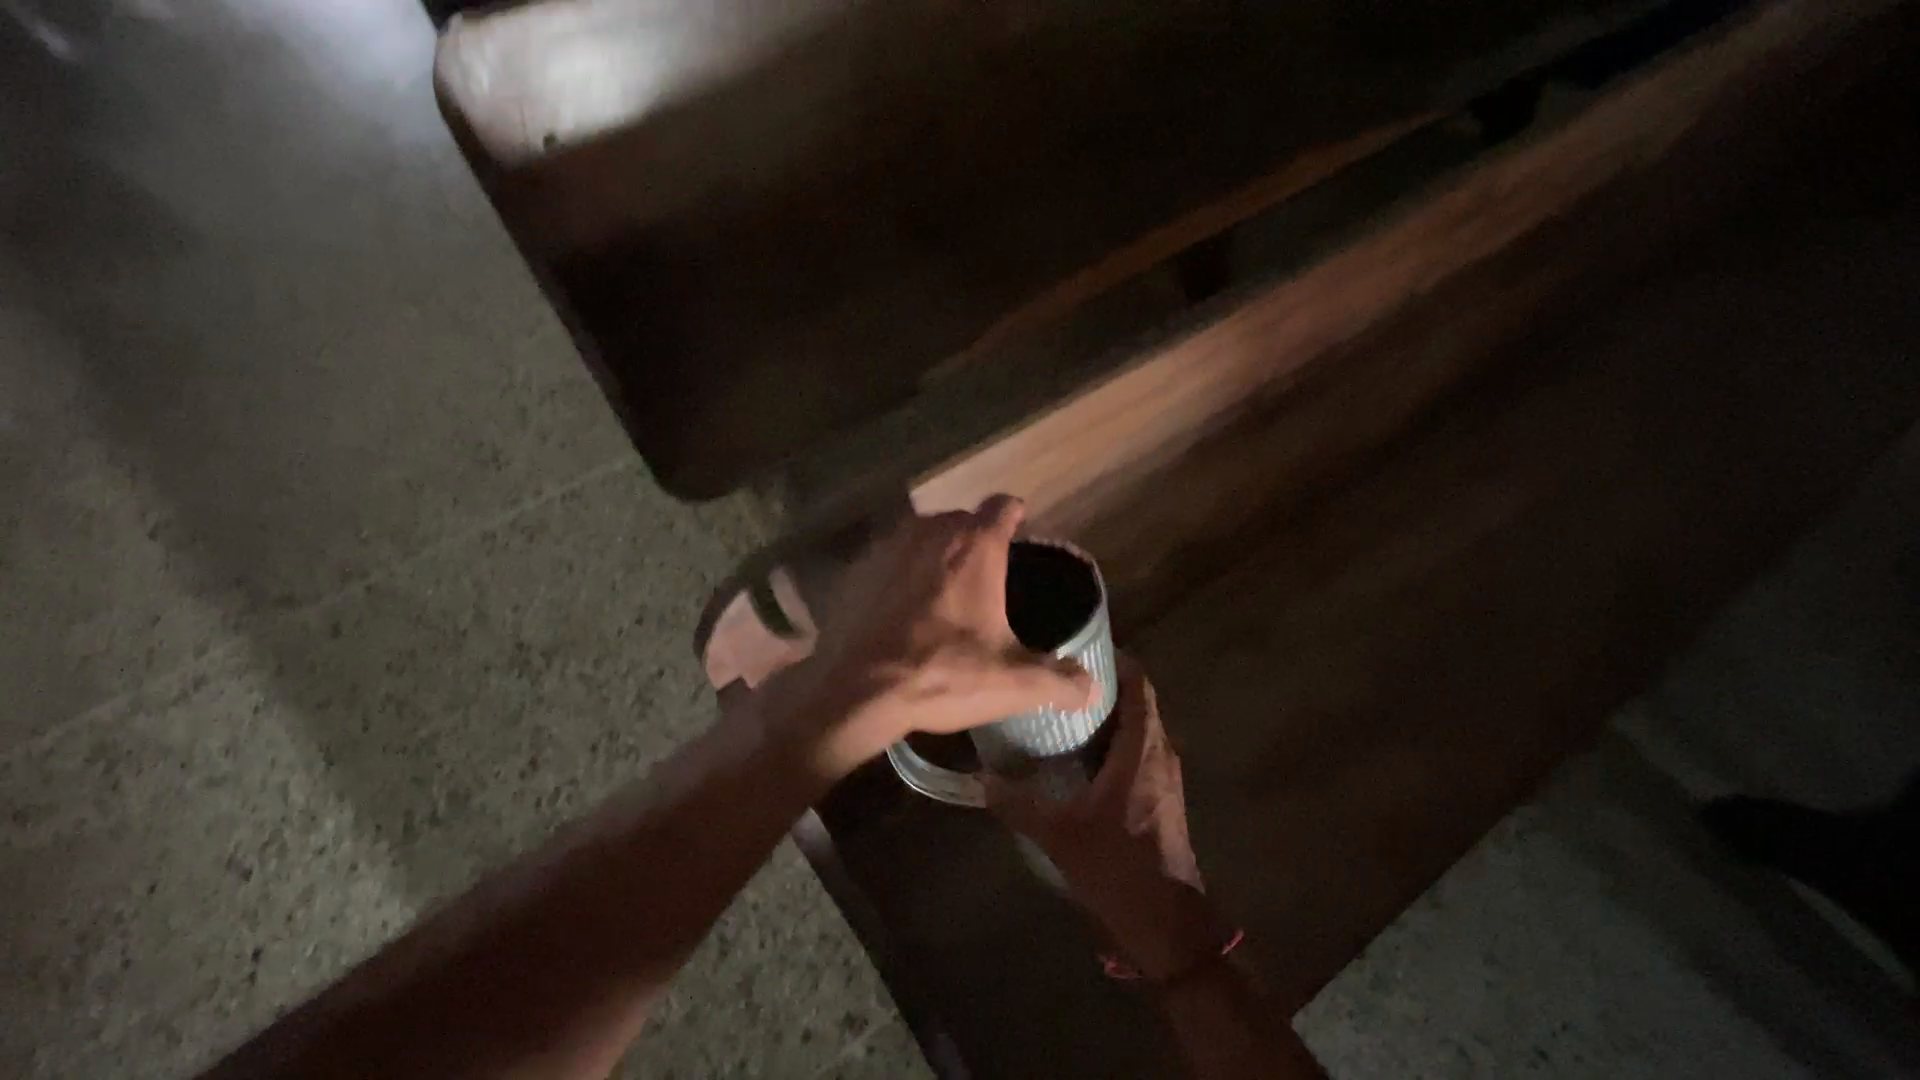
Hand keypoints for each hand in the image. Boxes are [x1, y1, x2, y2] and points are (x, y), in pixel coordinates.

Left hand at [769, 495, 1094, 779]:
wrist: (856, 689)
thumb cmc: (941, 674)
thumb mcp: (1011, 683)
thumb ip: (1058, 682)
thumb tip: (1092, 689)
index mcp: (975, 547)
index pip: (1002, 506)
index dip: (1015, 515)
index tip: (1022, 530)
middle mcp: (932, 532)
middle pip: (962, 519)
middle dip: (976, 537)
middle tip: (987, 573)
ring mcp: (888, 546)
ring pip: (922, 534)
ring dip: (936, 551)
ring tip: (945, 587)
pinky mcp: (857, 569)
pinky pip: (889, 558)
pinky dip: (900, 572)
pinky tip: (902, 606)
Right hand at [986, 659, 1224, 978]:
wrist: (1167, 922)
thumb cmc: (1118, 867)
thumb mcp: (1059, 834)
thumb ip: (1019, 804)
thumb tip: (981, 779)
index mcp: (1142, 750)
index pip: (1139, 686)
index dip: (1117, 661)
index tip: (1082, 646)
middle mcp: (1161, 753)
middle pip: (1140, 701)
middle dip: (1106, 684)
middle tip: (1061, 674)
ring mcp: (1166, 775)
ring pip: (1142, 726)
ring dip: (1112, 712)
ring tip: (1066, 706)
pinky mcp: (1163, 795)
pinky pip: (1142, 749)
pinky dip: (1117, 738)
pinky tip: (1083, 752)